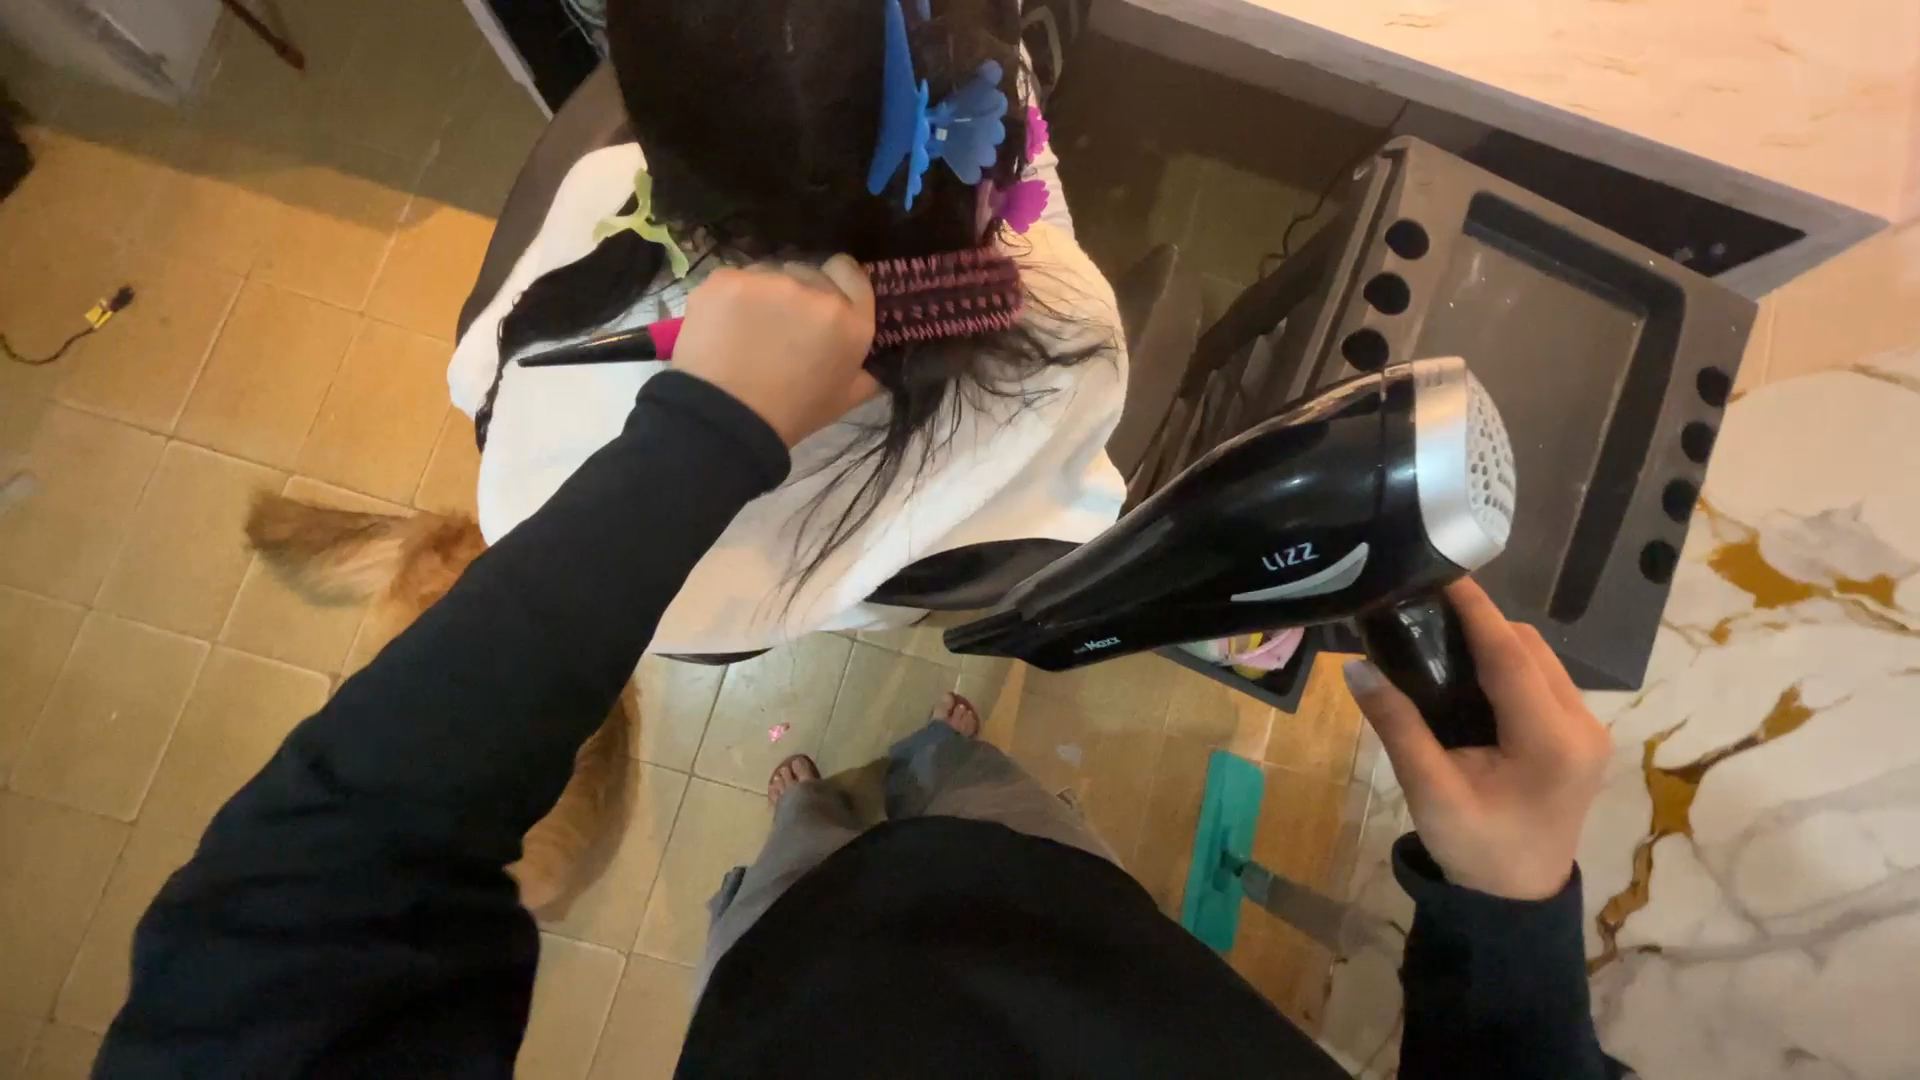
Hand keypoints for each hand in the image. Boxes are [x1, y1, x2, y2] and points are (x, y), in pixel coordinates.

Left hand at [671, 255, 879, 445]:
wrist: (727, 417)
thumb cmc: (793, 414)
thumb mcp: (845, 399)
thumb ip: (867, 372)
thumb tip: (871, 362)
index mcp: (850, 322)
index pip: (851, 273)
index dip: (838, 283)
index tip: (823, 303)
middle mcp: (815, 292)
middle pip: (809, 273)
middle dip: (800, 295)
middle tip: (784, 330)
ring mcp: (769, 280)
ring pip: (770, 273)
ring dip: (766, 295)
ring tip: (750, 331)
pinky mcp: (728, 279)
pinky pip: (736, 280)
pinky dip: (732, 299)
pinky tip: (726, 327)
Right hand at [1343, 578, 1609, 900]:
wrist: (1516, 894)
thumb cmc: (1474, 843)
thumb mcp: (1428, 787)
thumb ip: (1397, 724)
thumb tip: (1356, 666)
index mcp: (1550, 740)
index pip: (1511, 656)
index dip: (1477, 611)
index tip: (1443, 573)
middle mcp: (1581, 726)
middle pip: (1531, 648)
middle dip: (1482, 620)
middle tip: (1422, 606)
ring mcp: (1585, 730)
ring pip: (1539, 658)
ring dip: (1494, 638)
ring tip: (1437, 629)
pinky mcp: (1576, 735)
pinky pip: (1541, 677)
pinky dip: (1504, 659)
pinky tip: (1463, 664)